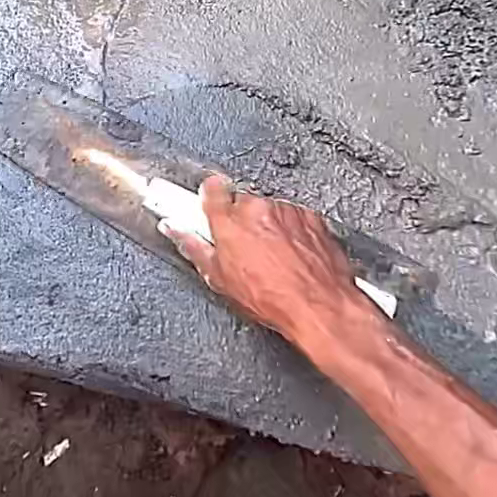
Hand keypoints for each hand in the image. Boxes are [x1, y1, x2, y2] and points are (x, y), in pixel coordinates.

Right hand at [161, 174, 385, 352]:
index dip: (210, 195)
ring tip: (273, 257)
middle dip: (242, 220)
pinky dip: (292, 232)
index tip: (209, 200)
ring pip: (269, 210)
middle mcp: (257, 209)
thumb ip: (194, 247)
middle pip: (242, 203)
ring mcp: (286, 210)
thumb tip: (177, 232)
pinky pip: (294, 217)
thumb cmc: (273, 299)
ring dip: (268, 226)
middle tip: (245, 247)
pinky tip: (292, 256)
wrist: (319, 306)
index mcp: (229, 221)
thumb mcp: (220, 279)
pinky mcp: (310, 216)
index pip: (211, 189)